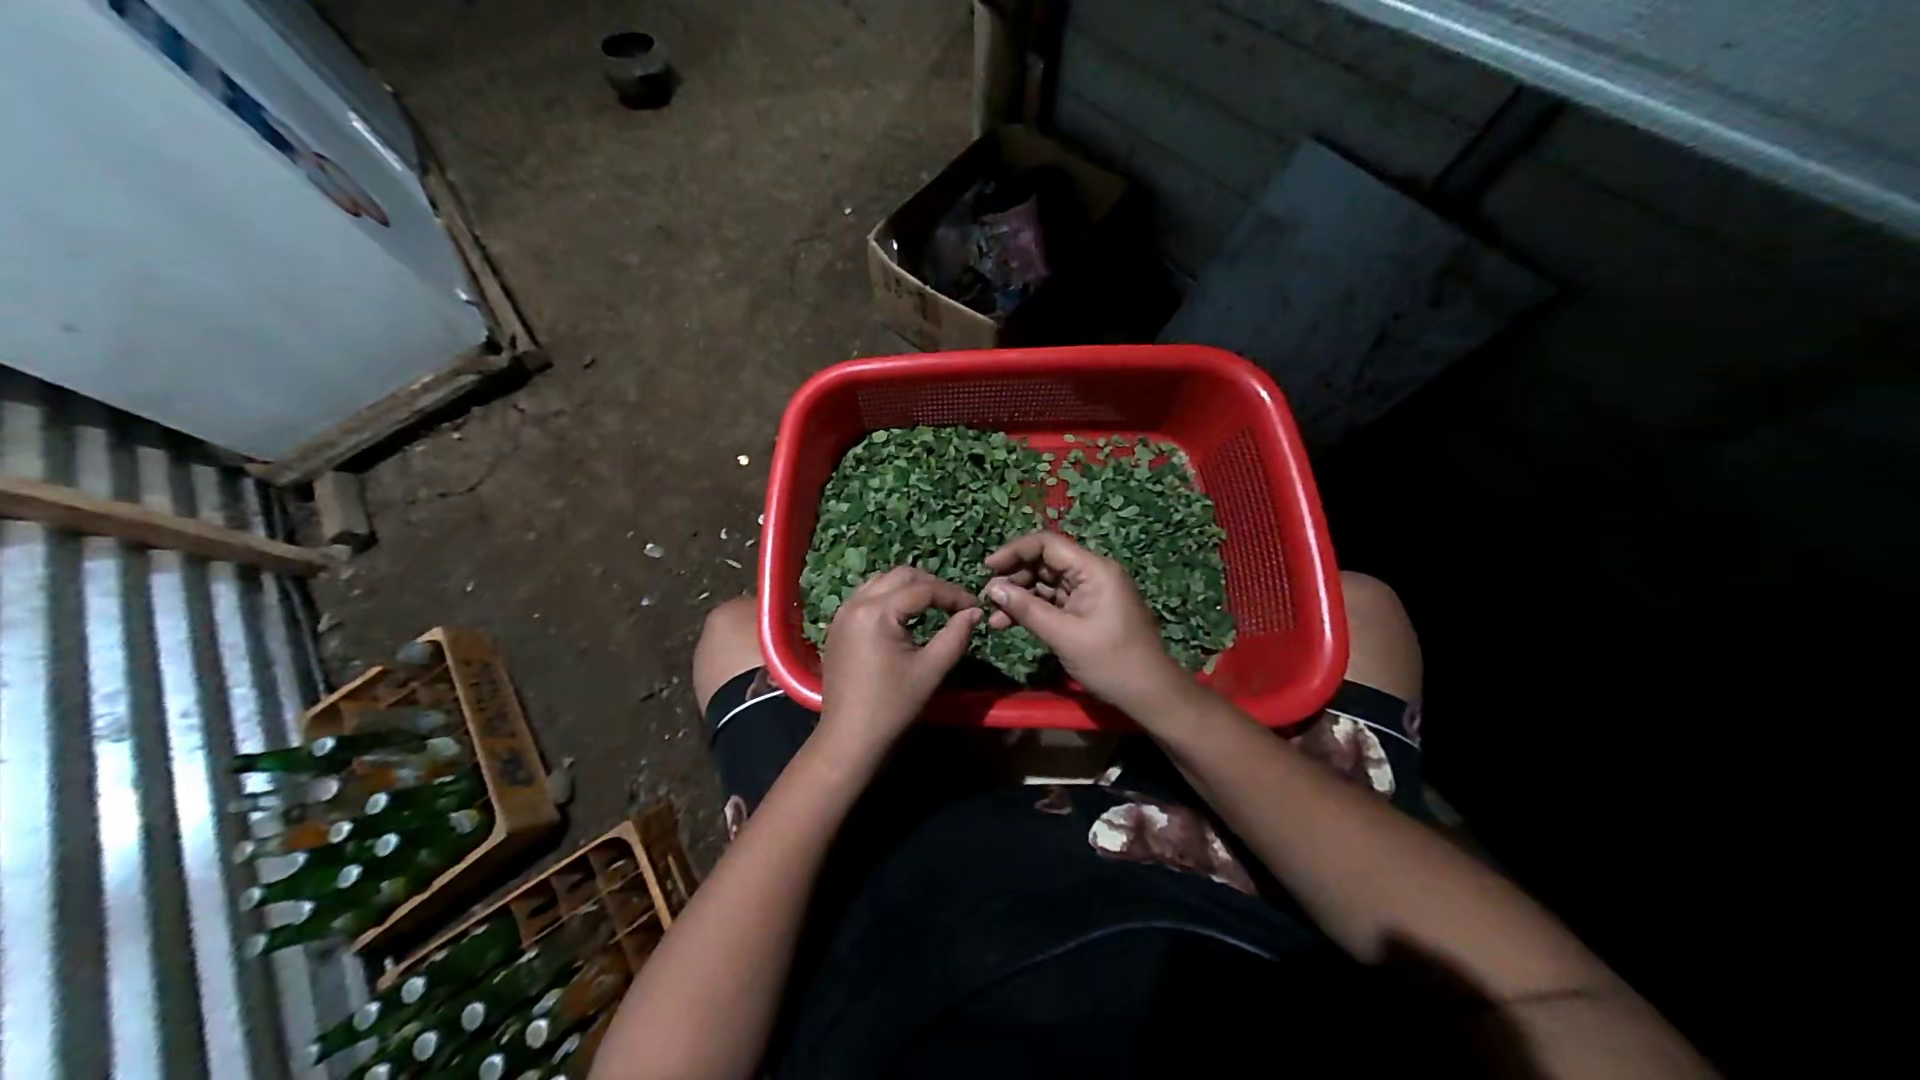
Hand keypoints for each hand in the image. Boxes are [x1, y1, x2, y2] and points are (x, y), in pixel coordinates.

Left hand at [819, 567, 982, 756]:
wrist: (849, 738)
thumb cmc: (893, 705)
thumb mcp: (931, 669)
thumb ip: (956, 635)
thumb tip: (973, 612)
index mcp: (877, 612)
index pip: (923, 588)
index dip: (954, 594)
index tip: (976, 607)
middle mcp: (855, 603)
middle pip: (900, 575)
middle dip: (932, 584)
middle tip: (956, 604)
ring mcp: (842, 614)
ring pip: (881, 582)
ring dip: (909, 587)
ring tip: (934, 605)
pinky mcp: (838, 626)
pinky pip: (867, 596)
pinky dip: (889, 597)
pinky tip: (906, 616)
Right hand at [983, 532, 1193, 717]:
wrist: (1150, 693)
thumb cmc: (1111, 662)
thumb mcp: (1063, 635)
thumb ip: (1027, 609)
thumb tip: (993, 589)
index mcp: (1094, 570)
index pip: (1048, 544)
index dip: (1015, 551)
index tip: (988, 568)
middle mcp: (1093, 574)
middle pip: (1046, 562)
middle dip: (1014, 577)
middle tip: (988, 599)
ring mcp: (1091, 593)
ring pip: (1047, 583)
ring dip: (1020, 596)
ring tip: (994, 617)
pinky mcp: (1087, 611)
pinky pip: (1055, 601)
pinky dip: (1033, 610)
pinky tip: (1010, 623)